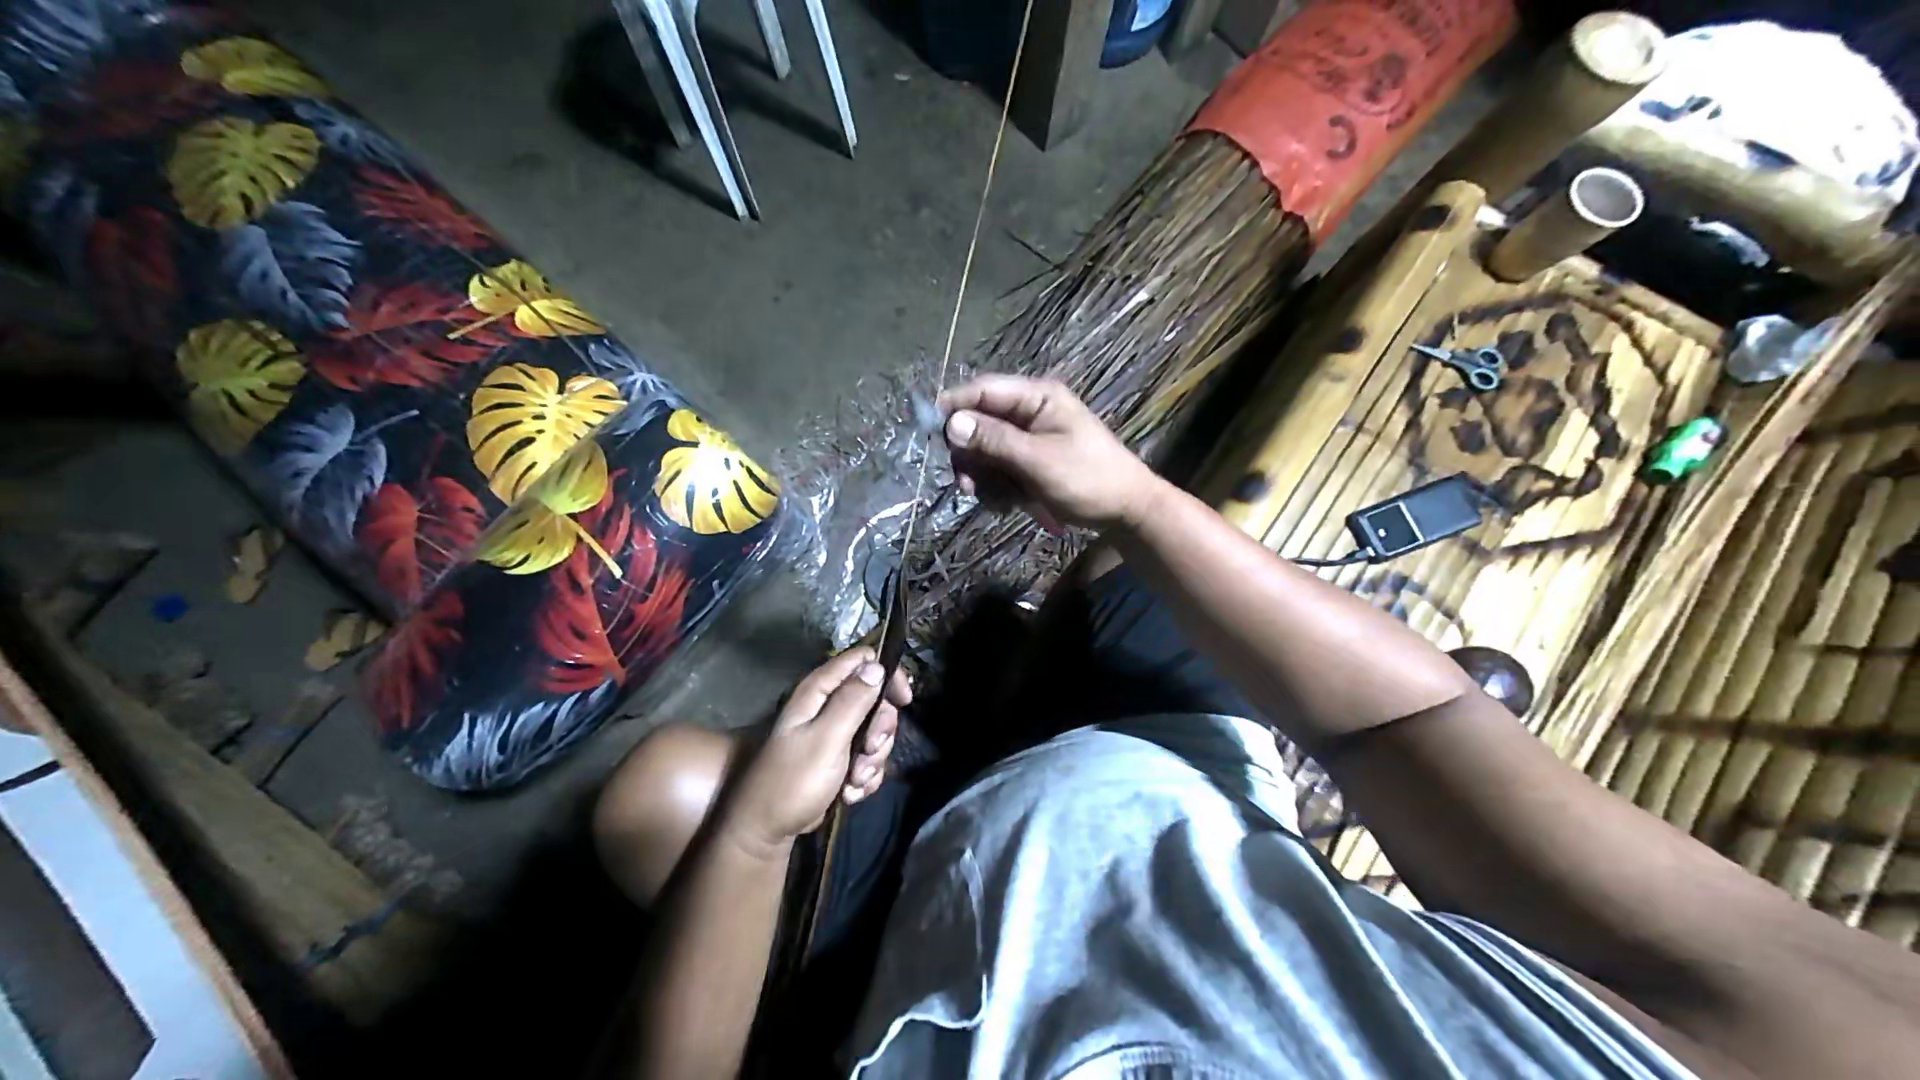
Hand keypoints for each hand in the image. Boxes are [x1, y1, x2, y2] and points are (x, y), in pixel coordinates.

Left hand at [722, 647, 911, 859]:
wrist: (769, 830)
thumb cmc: (793, 780)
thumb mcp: (827, 738)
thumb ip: (853, 700)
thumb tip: (877, 666)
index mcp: (819, 691)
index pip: (862, 660)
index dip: (887, 674)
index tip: (903, 700)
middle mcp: (828, 706)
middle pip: (876, 699)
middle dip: (880, 730)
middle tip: (869, 750)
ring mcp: (834, 733)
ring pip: (875, 732)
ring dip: (871, 760)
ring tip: (852, 781)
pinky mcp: (840, 758)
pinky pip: (868, 758)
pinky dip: (864, 776)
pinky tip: (849, 792)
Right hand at [940, 375, 1163, 530]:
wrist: (1125, 511)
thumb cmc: (1088, 479)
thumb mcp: (1039, 460)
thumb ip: (995, 441)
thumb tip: (952, 423)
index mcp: (1037, 398)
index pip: (983, 390)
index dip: (954, 406)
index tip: (930, 432)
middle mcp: (1029, 412)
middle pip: (977, 423)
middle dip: (970, 455)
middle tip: (967, 484)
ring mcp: (1027, 439)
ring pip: (983, 451)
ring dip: (983, 477)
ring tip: (997, 500)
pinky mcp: (1027, 463)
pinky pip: (997, 470)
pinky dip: (996, 488)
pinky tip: (1009, 505)